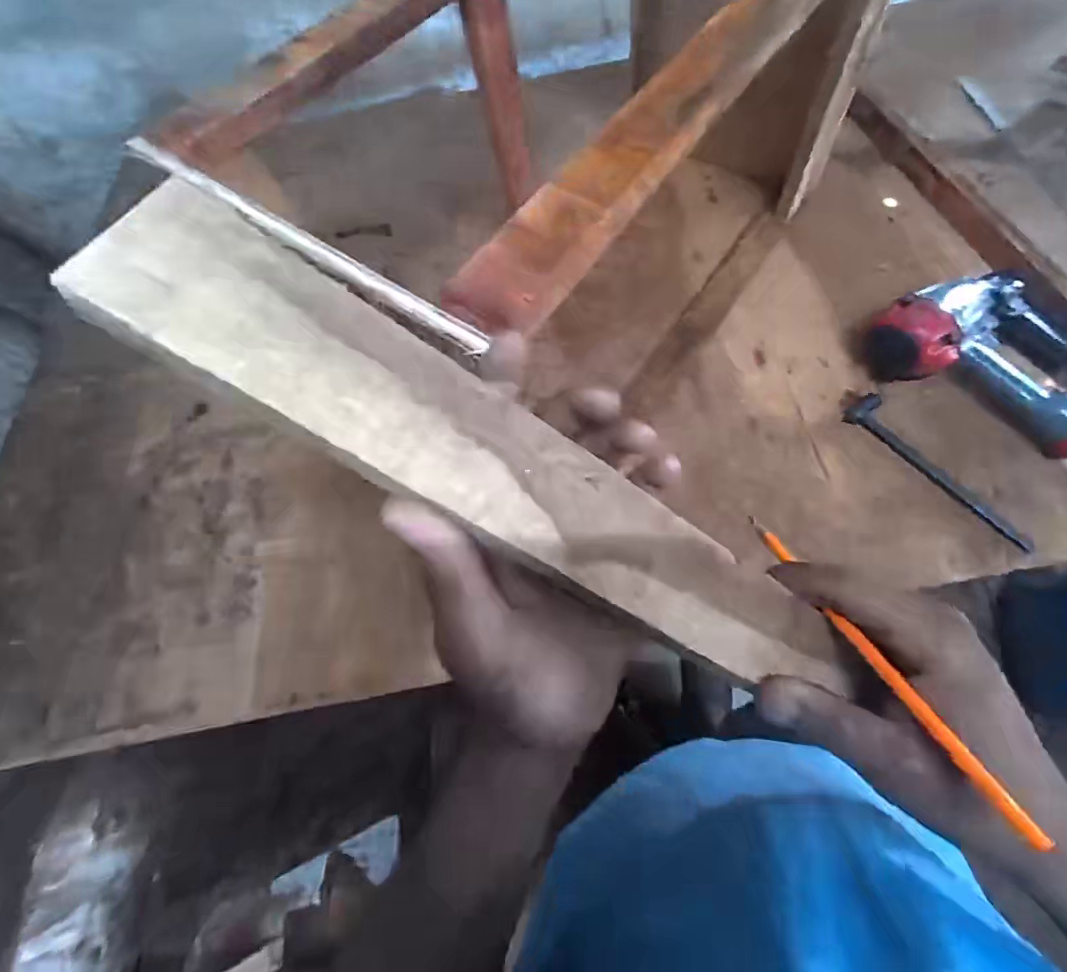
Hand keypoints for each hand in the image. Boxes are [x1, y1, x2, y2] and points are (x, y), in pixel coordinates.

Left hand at [381, 335, 680, 752]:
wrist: (546, 725)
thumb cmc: (496, 674)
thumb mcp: (468, 625)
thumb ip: (444, 569)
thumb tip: (393, 508)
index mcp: (489, 511)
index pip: (488, 435)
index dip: (498, 386)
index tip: (514, 342)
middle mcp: (532, 505)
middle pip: (557, 437)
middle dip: (583, 411)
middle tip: (609, 406)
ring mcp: (580, 526)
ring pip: (604, 463)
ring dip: (627, 443)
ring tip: (650, 447)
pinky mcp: (620, 552)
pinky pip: (641, 506)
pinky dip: (657, 486)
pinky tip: (672, 479)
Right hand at [756, 563, 1066, 869]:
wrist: (1041, 827)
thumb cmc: (967, 793)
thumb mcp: (891, 763)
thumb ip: (825, 720)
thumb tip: (759, 688)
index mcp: (932, 635)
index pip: (850, 586)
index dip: (796, 581)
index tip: (747, 588)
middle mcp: (937, 615)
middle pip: (853, 584)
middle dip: (800, 592)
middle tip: (752, 611)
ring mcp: (940, 625)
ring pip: (862, 596)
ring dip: (817, 606)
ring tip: (772, 624)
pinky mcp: (937, 641)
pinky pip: (875, 615)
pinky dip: (838, 622)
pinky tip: (816, 645)